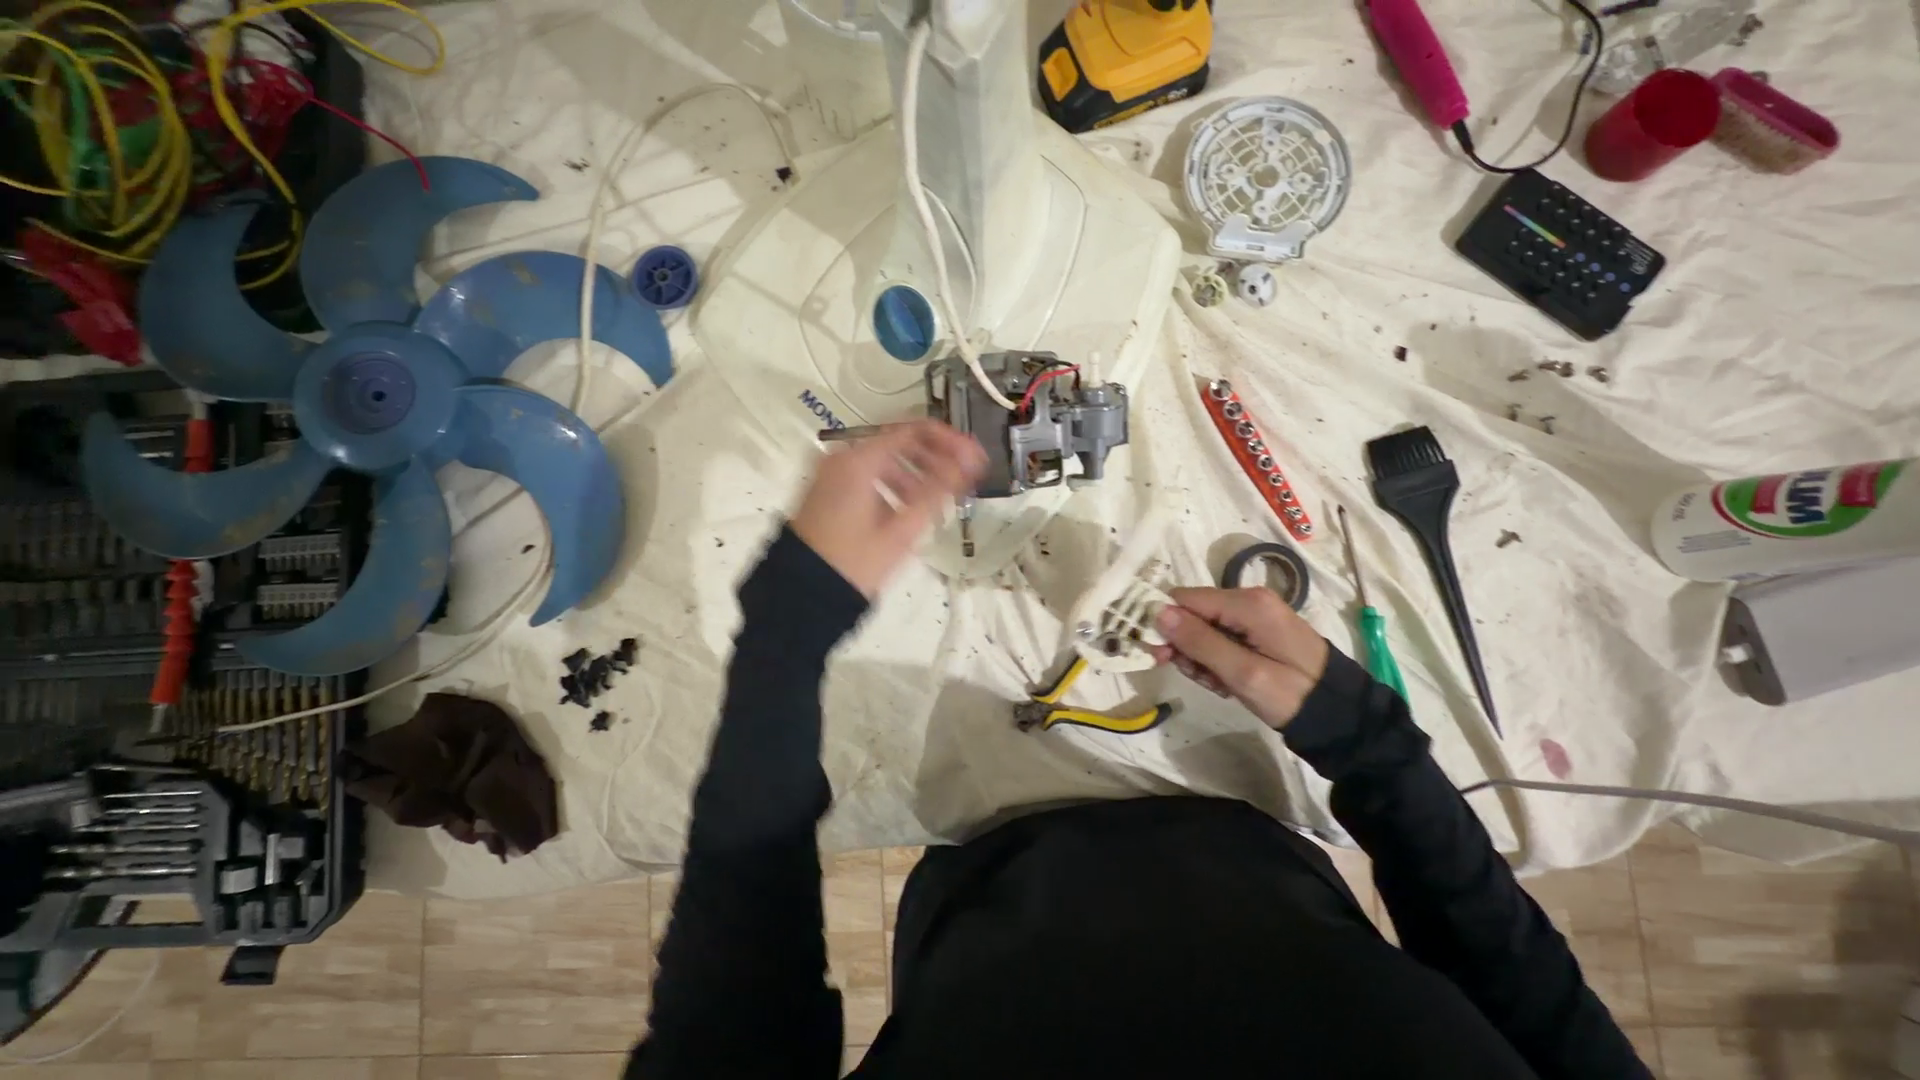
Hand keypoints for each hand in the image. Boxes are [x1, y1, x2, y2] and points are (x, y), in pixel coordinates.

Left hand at [790, 420, 986, 597]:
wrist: (804, 592)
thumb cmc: (855, 562)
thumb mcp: (902, 528)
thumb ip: (940, 488)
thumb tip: (971, 460)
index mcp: (859, 460)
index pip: (915, 431)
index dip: (950, 440)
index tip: (973, 455)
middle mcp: (842, 457)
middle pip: (900, 443)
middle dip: (934, 458)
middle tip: (963, 479)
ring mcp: (831, 472)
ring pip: (884, 460)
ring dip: (915, 473)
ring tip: (938, 501)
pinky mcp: (827, 488)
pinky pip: (867, 474)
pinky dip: (892, 483)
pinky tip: (908, 508)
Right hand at [1149, 587, 1330, 729]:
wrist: (1339, 714)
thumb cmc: (1292, 695)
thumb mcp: (1243, 674)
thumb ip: (1201, 642)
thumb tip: (1159, 612)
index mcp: (1248, 603)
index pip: (1185, 599)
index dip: (1166, 625)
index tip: (1161, 658)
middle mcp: (1249, 599)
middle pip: (1193, 613)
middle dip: (1186, 646)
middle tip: (1199, 678)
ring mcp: (1254, 614)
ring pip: (1203, 628)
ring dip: (1201, 658)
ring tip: (1218, 685)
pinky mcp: (1257, 629)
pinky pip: (1220, 637)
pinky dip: (1215, 659)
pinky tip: (1227, 681)